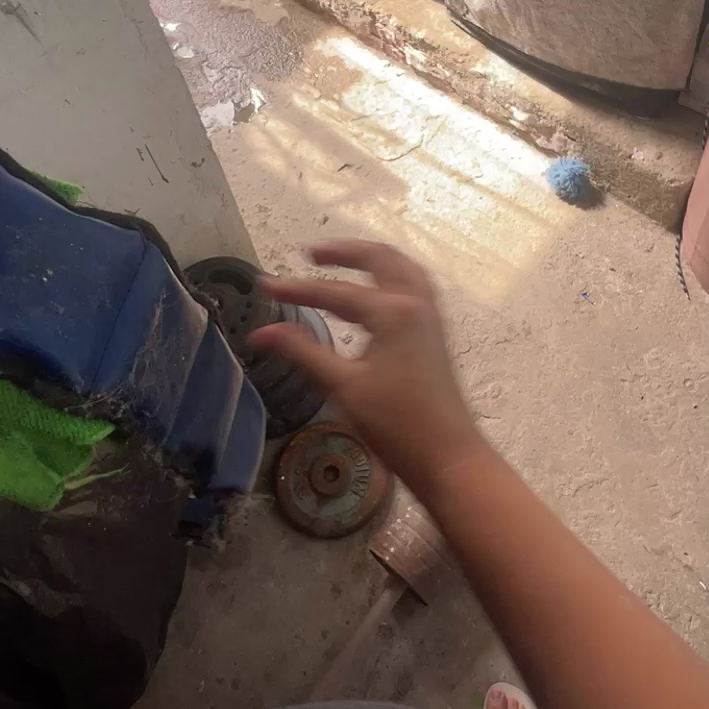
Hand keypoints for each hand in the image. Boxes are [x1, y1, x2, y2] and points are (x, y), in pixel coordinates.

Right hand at [250, 241, 491, 498]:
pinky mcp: (436, 332)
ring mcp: (431, 315)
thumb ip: (302, 351)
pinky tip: (378, 289)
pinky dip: (393, 274)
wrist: (448, 456)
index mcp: (392, 311)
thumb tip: (261, 332)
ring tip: (343, 260)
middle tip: (310, 254)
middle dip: (343, 251)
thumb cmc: (396, 424)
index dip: (296, 289)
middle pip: (379, 258)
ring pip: (403, 267)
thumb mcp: (342, 387)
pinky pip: (415, 284)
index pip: (335, 291)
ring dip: (373, 257)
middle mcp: (415, 302)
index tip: (263, 285)